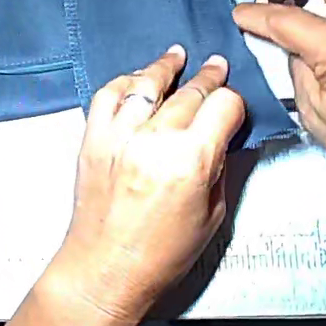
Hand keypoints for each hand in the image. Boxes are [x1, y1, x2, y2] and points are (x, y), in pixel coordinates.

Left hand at [43, 47, 245, 325]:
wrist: (105, 269)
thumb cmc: (162, 254)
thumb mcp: (212, 215)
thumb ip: (219, 167)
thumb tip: (222, 137)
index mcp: (191, 161)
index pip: (223, 105)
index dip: (233, 103)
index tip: (233, 107)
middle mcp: (153, 141)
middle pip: (189, 92)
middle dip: (208, 78)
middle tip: (216, 65)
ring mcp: (118, 136)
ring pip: (146, 85)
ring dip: (164, 67)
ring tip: (176, 56)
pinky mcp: (92, 140)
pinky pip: (107, 96)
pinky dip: (123, 82)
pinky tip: (136, 78)